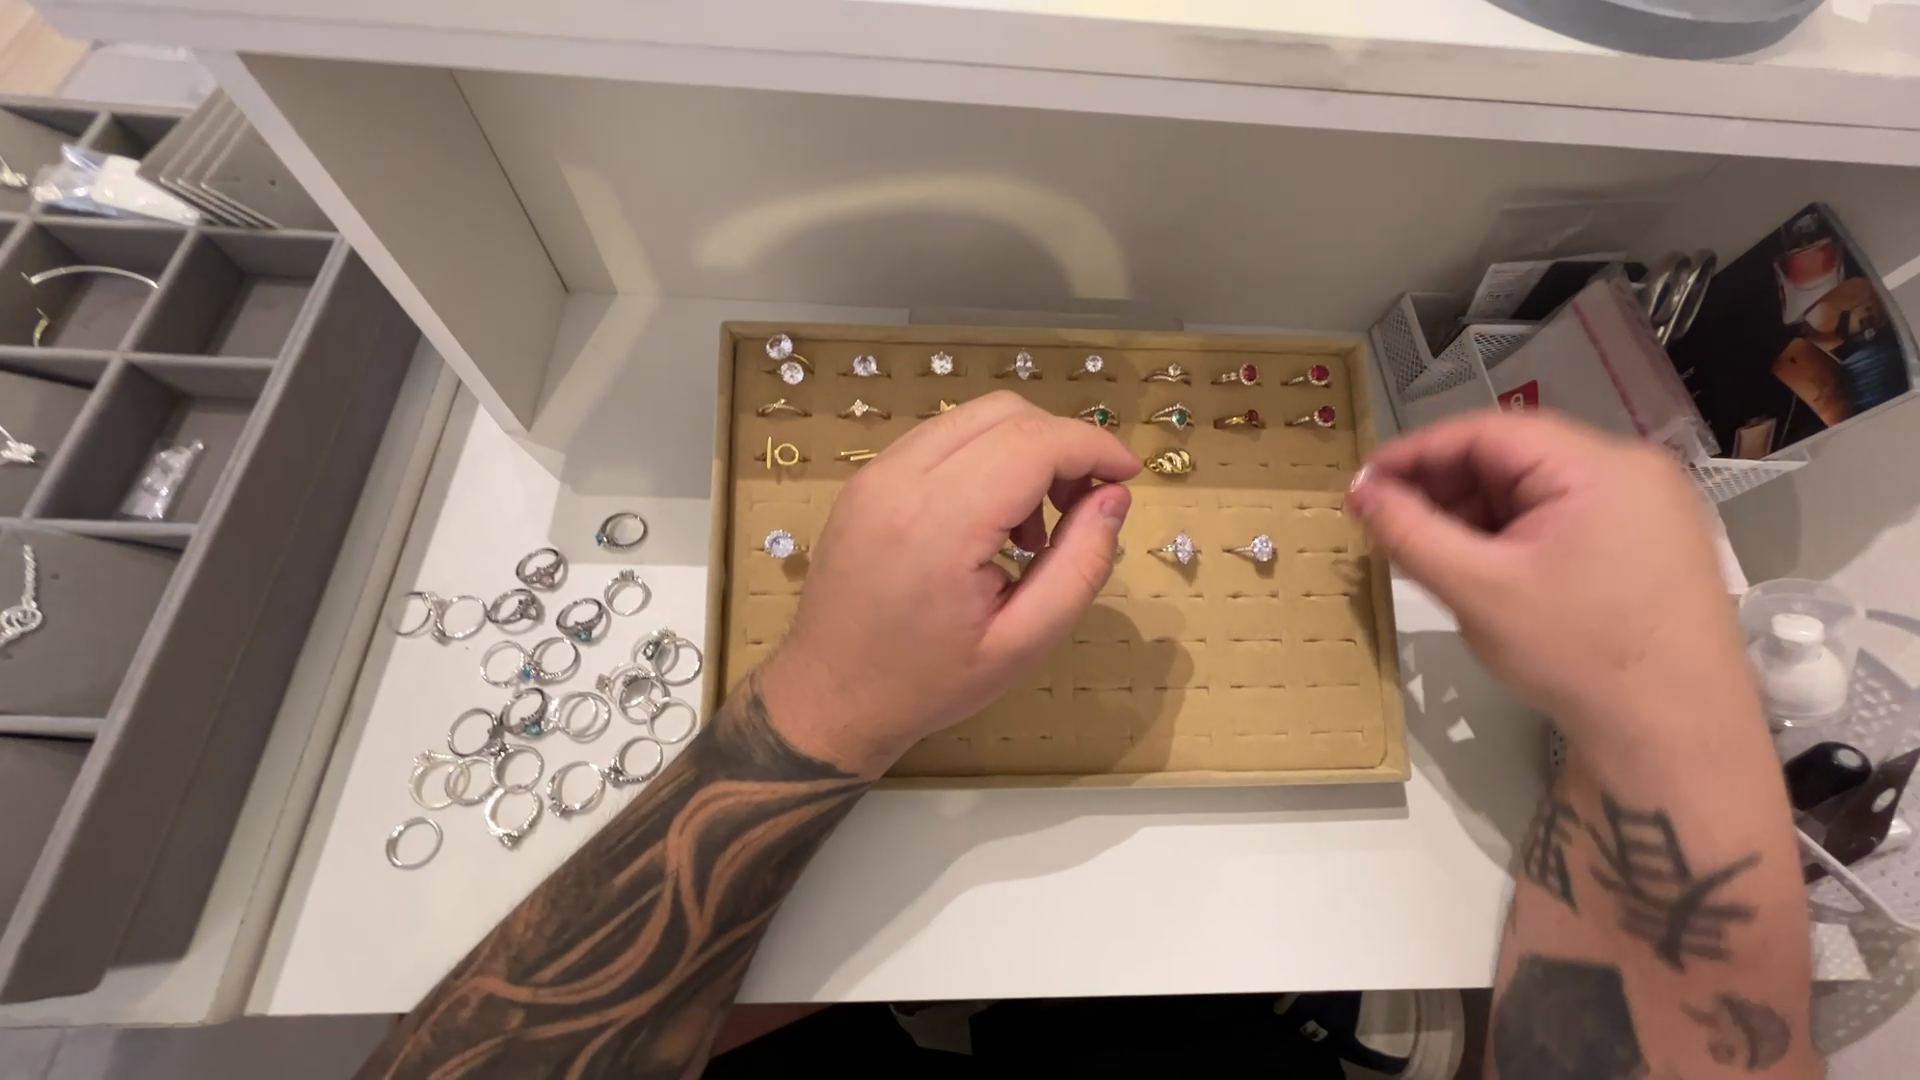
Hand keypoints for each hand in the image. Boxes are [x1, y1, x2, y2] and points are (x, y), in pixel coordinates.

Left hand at [758, 391, 1139, 775]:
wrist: (830, 695)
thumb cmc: (929, 682)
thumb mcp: (1024, 642)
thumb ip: (1081, 565)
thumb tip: (1114, 497)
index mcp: (939, 523)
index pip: (1034, 442)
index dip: (1094, 446)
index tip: (1129, 475)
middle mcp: (900, 478)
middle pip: (1005, 414)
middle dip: (1062, 445)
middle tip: (1081, 507)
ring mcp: (874, 473)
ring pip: (972, 418)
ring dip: (1023, 450)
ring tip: (1031, 529)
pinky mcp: (865, 479)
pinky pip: (941, 439)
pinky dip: (984, 457)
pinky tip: (989, 519)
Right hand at [1345, 410, 1749, 740]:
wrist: (1673, 734)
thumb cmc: (1574, 653)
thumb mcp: (1474, 588)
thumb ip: (1407, 531)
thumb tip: (1358, 492)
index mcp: (1598, 468)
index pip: (1485, 432)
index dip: (1413, 453)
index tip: (1362, 485)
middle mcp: (1627, 473)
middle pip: (1508, 457)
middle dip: (1437, 487)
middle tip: (1384, 523)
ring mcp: (1639, 509)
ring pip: (1526, 489)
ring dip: (1465, 513)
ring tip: (1421, 551)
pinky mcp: (1638, 543)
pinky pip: (1550, 517)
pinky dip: (1500, 534)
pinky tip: (1468, 566)